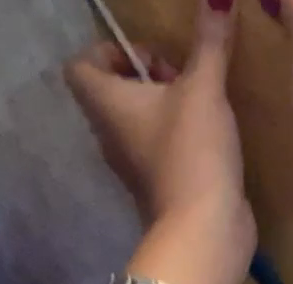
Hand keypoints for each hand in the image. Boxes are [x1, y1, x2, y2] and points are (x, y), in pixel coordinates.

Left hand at [67, 1, 255, 283]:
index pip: (81, 66)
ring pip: (139, 125)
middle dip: (148, 79)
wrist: (204, 232)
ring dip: (166, 111)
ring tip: (203, 109)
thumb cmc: (192, 154)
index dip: (110, 53)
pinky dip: (178, 142)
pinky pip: (159, 152)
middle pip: (114, 94)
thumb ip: (210, 43)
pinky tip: (210, 143)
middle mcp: (109, 136)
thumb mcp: (205, 89)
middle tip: (184, 80)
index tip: (151, 59)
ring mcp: (132, 168)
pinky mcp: (158, 190)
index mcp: (105, 105)